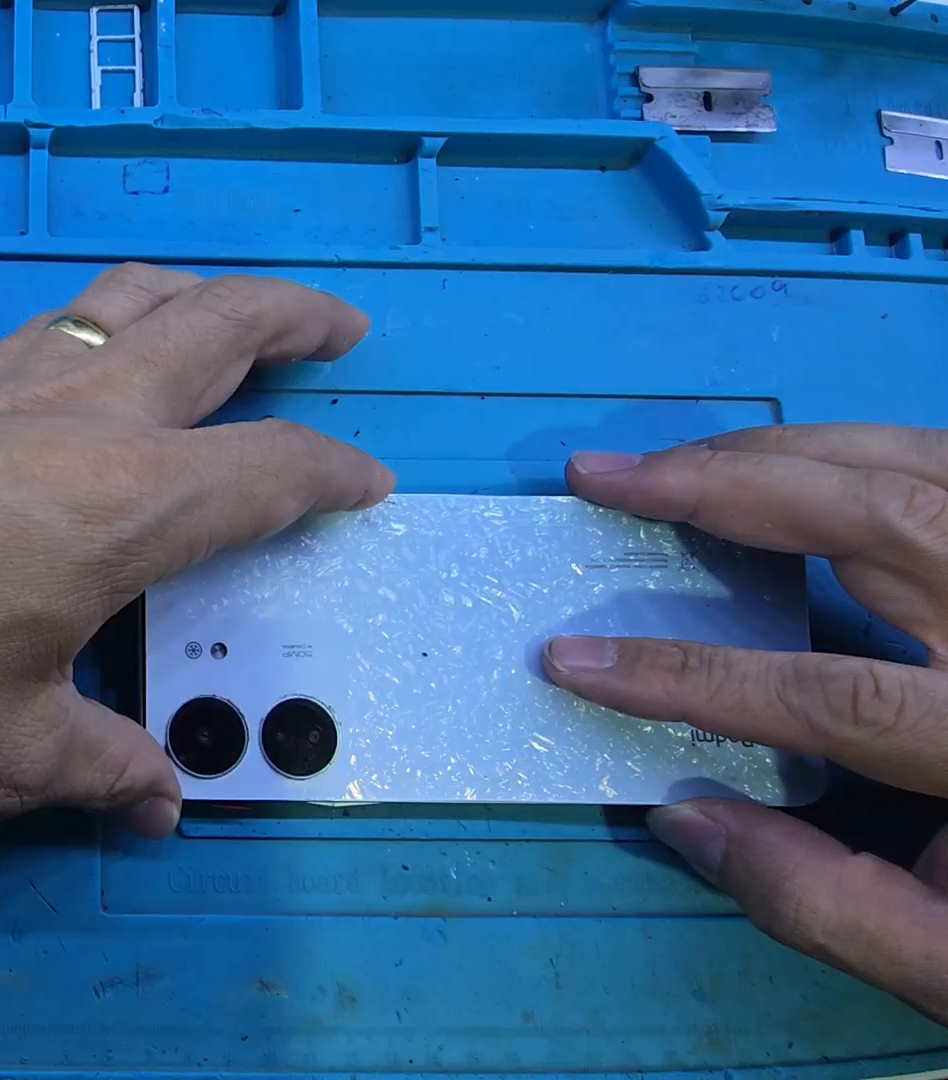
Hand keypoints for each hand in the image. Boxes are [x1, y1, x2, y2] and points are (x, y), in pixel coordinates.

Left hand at [0, 264, 391, 835]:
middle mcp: (73, 421)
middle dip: (292, 317)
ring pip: (122, 303)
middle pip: (213, 325)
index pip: (269, 470)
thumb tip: (154, 801)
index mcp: (123, 503)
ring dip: (192, 300)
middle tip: (339, 328)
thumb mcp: (1, 754)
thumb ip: (98, 771)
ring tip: (225, 320)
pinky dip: (99, 329)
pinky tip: (91, 367)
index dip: (332, 477)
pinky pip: (46, 335)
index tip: (364, 487)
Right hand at [542, 425, 947, 1020]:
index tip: (569, 659)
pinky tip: (787, 465)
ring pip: (927, 470)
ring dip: (779, 454)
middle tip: (606, 475)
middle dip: (720, 489)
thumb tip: (681, 819)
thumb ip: (827, 904)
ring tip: (668, 462)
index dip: (682, 673)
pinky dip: (861, 454)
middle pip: (886, 524)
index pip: (827, 694)